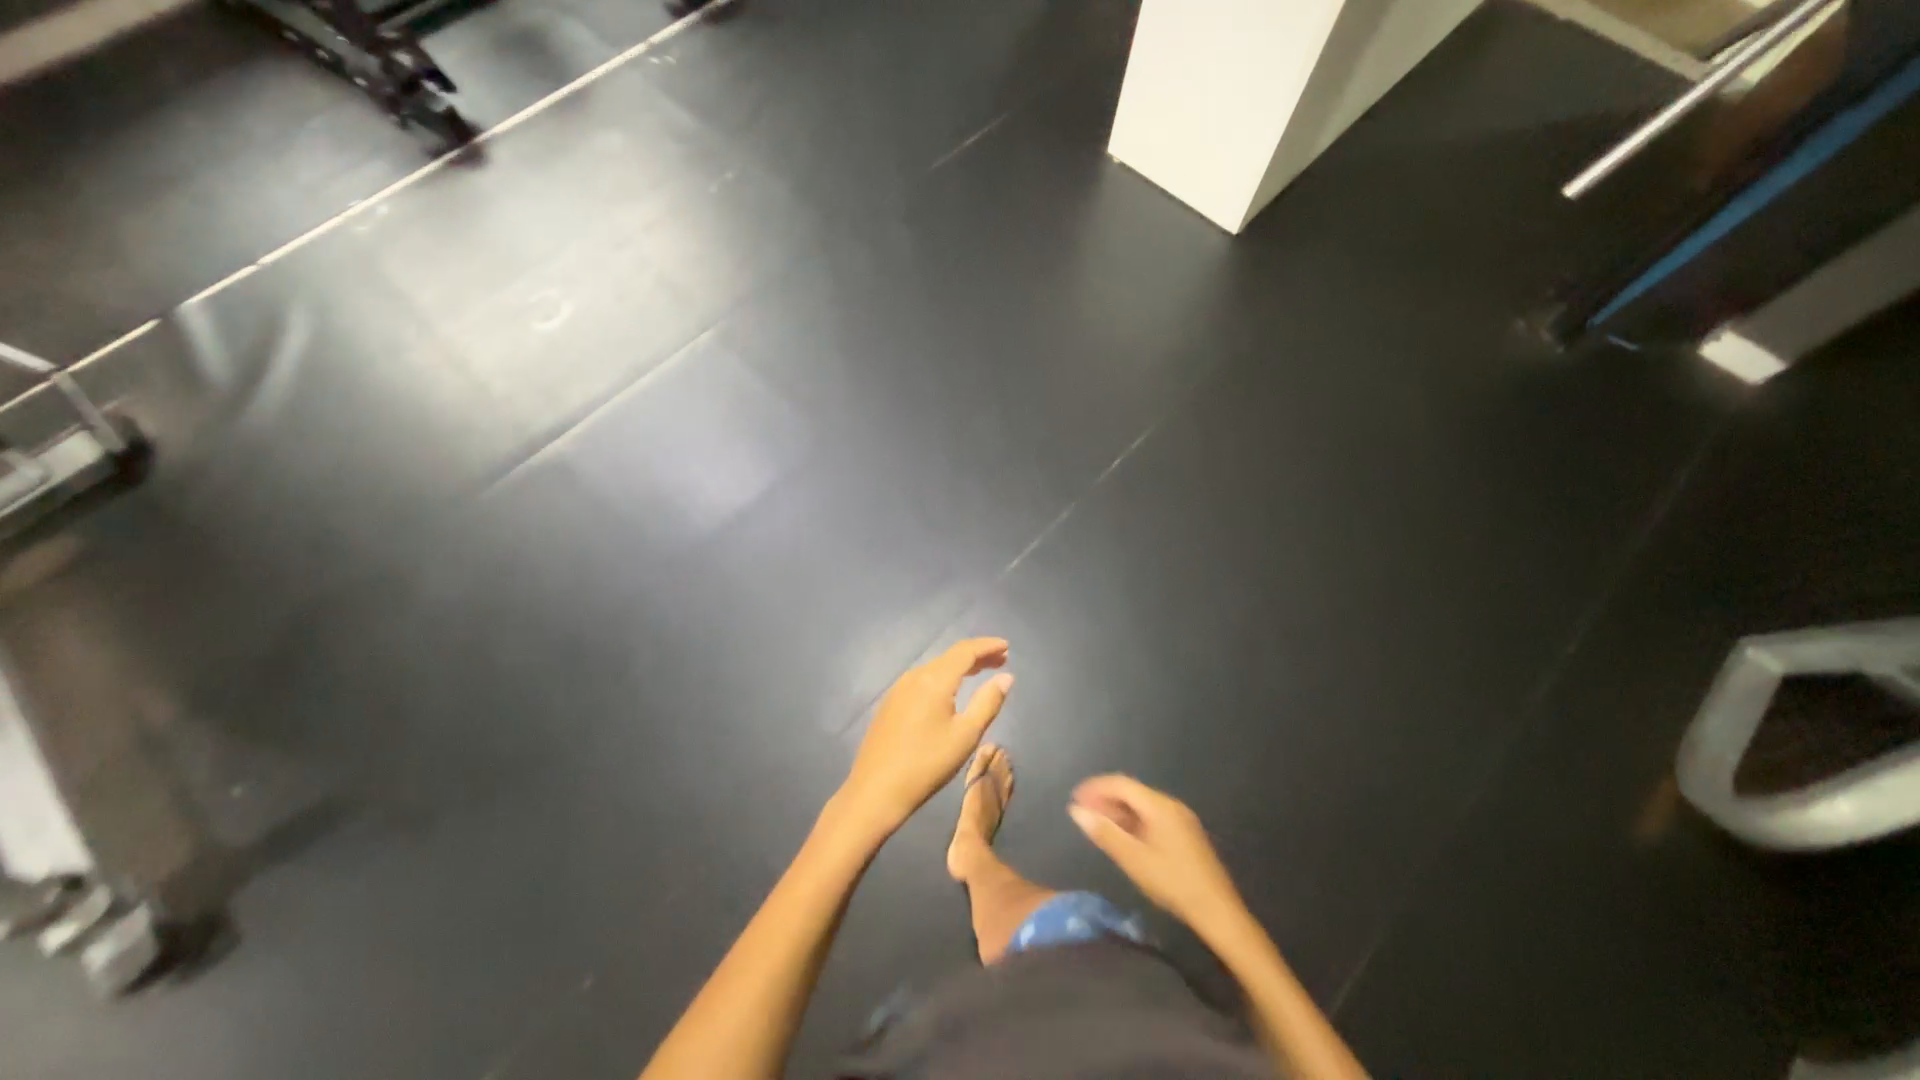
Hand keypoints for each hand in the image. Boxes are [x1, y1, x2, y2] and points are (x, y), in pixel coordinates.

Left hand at [837, 638, 1012, 838]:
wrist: (876, 790)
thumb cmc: (927, 764)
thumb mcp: (965, 735)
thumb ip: (988, 702)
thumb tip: (1006, 677)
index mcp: (934, 680)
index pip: (965, 651)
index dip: (987, 646)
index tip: (1006, 646)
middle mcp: (914, 677)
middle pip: (949, 657)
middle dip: (976, 656)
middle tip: (1000, 660)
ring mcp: (898, 690)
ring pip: (934, 669)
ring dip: (958, 668)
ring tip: (979, 673)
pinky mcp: (889, 705)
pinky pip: (921, 681)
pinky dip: (941, 679)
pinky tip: (949, 692)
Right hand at [1069, 775, 1245, 931]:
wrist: (1216, 909)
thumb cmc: (1172, 882)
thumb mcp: (1133, 859)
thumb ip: (1104, 832)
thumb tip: (1077, 811)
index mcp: (1160, 806)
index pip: (1121, 784)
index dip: (1095, 788)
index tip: (1074, 798)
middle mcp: (1171, 805)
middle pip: (1132, 792)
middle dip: (1105, 799)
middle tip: (1082, 814)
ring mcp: (1181, 819)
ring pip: (1142, 806)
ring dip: (1118, 812)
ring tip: (1097, 826)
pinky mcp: (1185, 834)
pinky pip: (1153, 817)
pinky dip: (1133, 822)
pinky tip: (1123, 838)